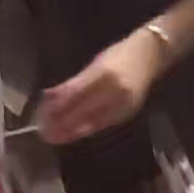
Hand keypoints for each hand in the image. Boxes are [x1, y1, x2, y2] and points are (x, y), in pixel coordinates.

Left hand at [36, 29, 167, 144]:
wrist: (152, 55)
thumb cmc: (120, 55)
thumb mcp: (96, 63)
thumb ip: (74, 82)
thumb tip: (50, 97)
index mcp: (103, 73)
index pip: (74, 94)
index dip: (56, 107)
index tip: (41, 114)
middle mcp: (113, 90)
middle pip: (81, 111)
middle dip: (61, 123)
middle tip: (43, 132)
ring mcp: (122, 105)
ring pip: (90, 123)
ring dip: (70, 132)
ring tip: (55, 138)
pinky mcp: (126, 115)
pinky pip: (101, 126)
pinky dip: (84, 131)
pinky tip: (72, 135)